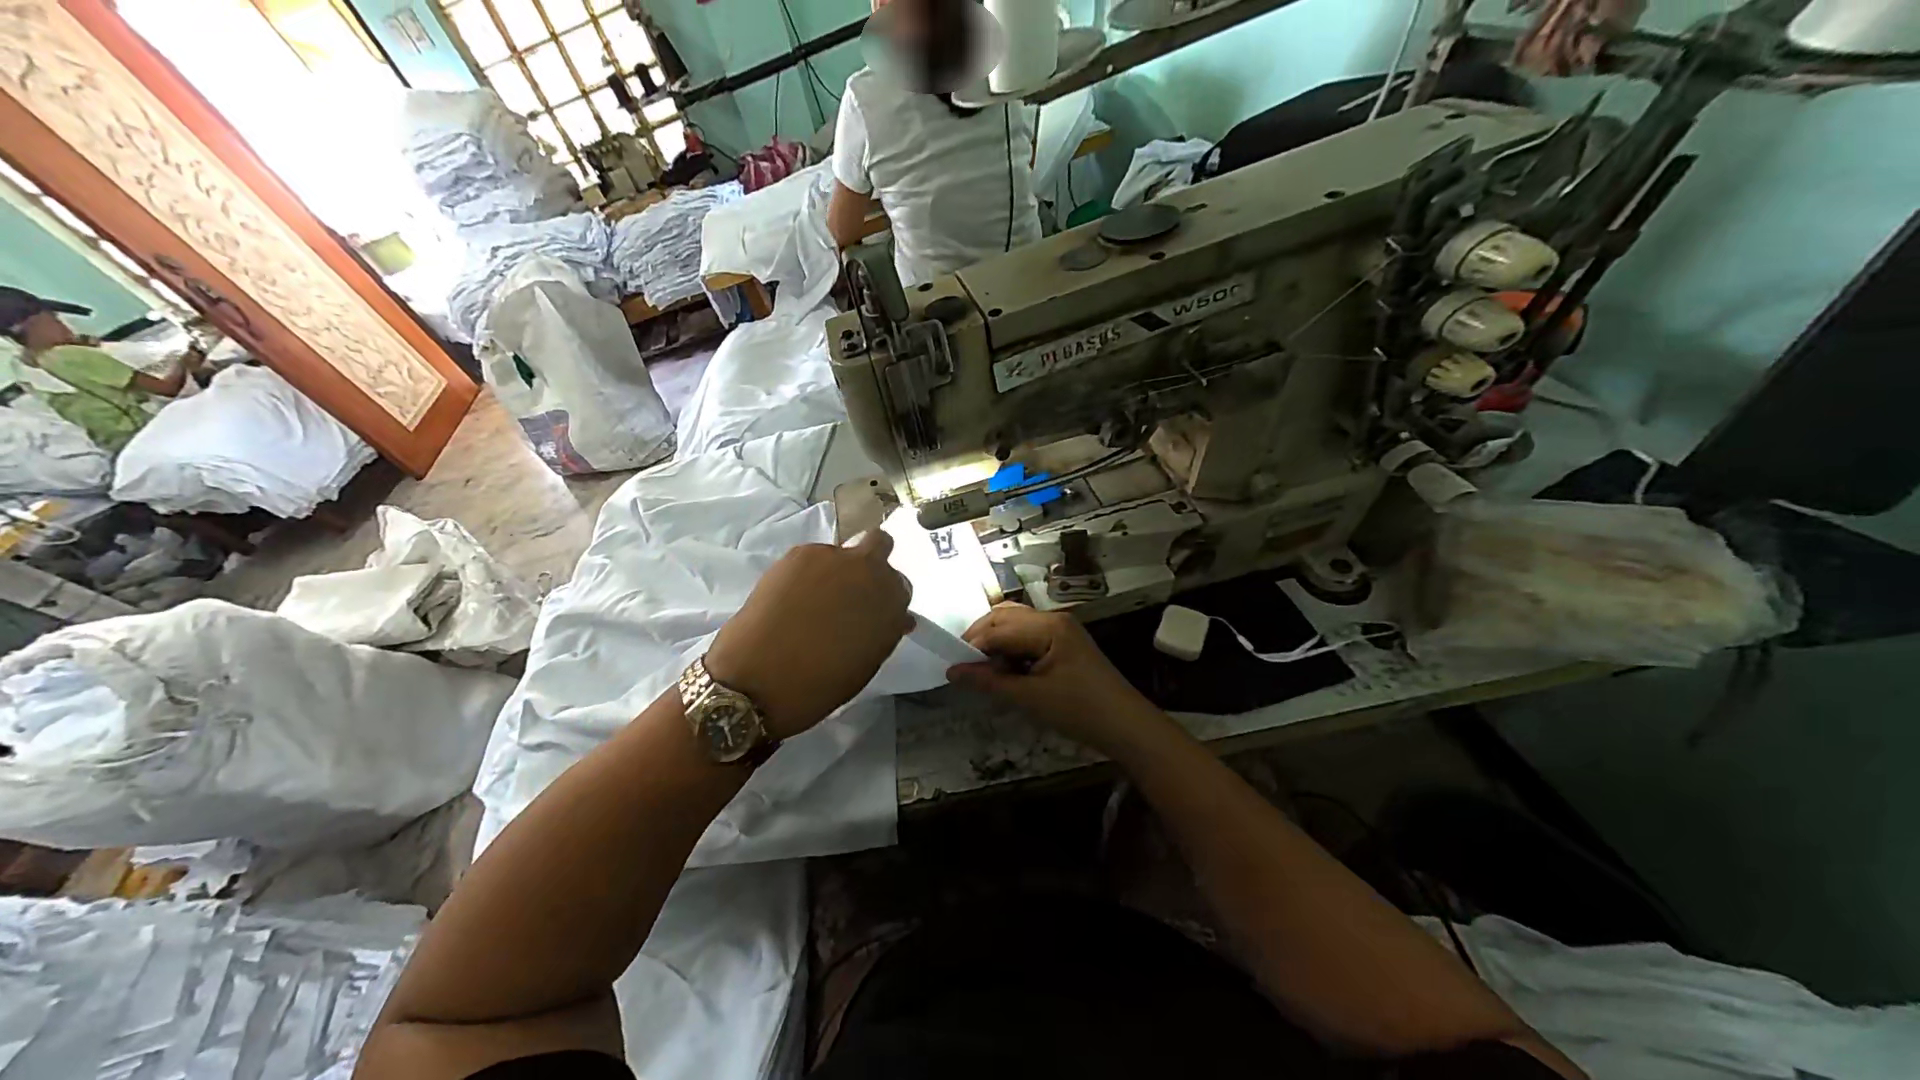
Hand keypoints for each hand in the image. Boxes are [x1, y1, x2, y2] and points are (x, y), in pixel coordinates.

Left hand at [705, 529, 912, 738]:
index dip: (884, 597)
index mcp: (893, 604)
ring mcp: (837, 558)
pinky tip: (789, 597)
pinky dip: (805, 572)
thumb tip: (897, 618)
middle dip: (870, 561)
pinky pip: (812, 556)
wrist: (761, 678)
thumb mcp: (866, 662)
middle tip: (849, 590)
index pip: (900, 586)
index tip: (870, 610)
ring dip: (834, 569)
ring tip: (809, 600)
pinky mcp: (802, 553)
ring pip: (842, 551)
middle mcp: (872, 572)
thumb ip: (884, 631)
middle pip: (880, 544)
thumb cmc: (819, 684)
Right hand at [948, 602, 1161, 751]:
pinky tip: (1006, 671)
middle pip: (1005, 618)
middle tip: (964, 668)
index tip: (953, 668)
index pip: (998, 628)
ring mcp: (1061, 630)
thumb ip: (990, 681)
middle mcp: (1054, 619)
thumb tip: (952, 671)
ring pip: (1016, 626)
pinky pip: (1029, 637)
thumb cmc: (1080, 711)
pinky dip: (1012, 649)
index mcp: (1048, 626)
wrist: (1127, 727)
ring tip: (983, 671)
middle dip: (981, 639)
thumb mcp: (1030, 698)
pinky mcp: (1065, 643)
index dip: (972, 646)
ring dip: (996, 643)